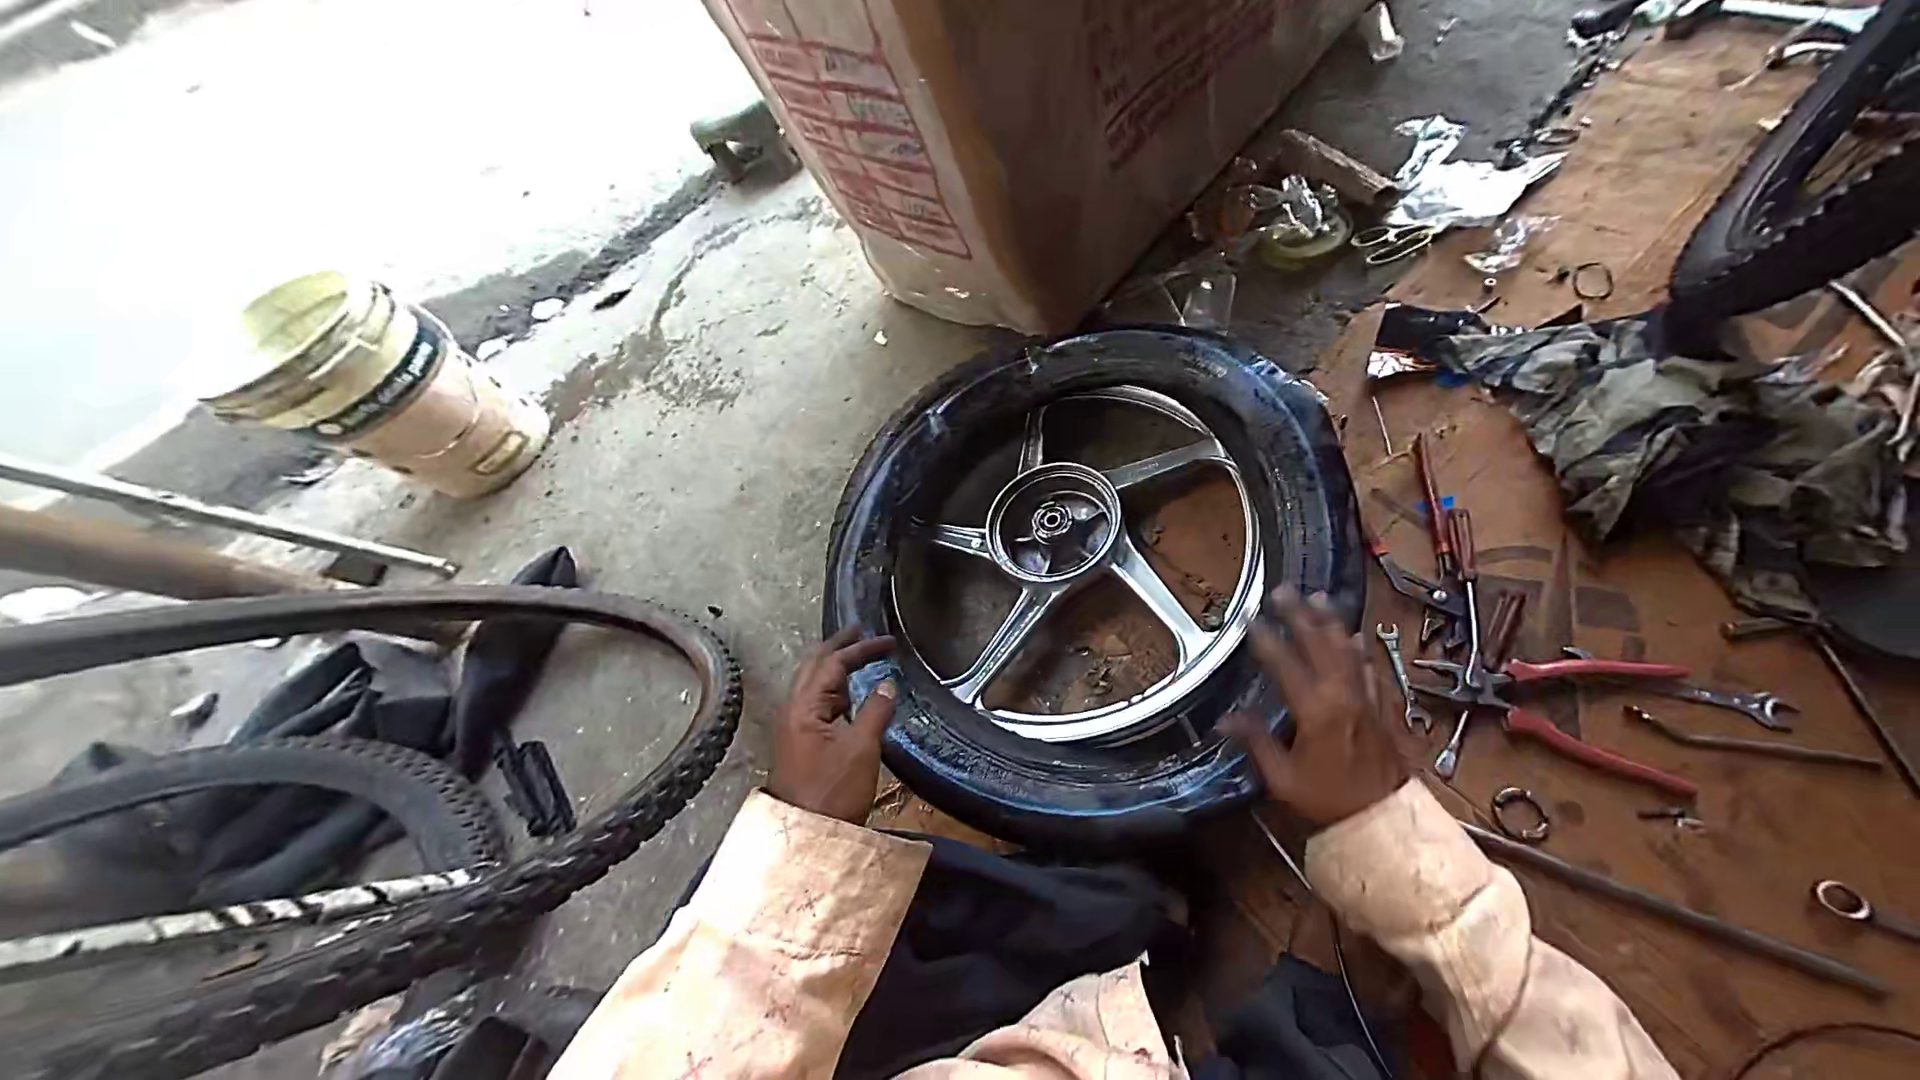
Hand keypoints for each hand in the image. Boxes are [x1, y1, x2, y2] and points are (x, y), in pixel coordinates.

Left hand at [766, 627, 898, 823]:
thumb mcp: (861, 749)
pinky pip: (816, 701)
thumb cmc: (833, 792)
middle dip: (839, 646)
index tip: (888, 642)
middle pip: (814, 665)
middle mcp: (793, 709)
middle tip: (862, 632)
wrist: (804, 835)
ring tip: (858, 657)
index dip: (861, 648)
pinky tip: (848, 695)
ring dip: (835, 666)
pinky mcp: (799, 740)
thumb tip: (889, 684)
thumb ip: (876, 711)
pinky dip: (834, 688)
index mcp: (803, 706)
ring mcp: (793, 725)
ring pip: (813, 682)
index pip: (832, 663)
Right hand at [1225, 590, 1406, 825]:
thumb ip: (1256, 742)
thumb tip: (1224, 719)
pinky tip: (1353, 635)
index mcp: (1315, 711)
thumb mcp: (1282, 777)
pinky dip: (1359, 648)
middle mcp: (1342, 697)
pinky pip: (1369, 668)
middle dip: (1299, 616)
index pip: (1285, 665)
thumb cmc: (1328, 799)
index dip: (1266, 640)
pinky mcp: (1381, 706)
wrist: (1386, 820)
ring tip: (1318, 597)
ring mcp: (1365, 699)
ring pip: (1346, 650)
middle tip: (1283, 591)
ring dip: (1330, 622)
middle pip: (1319, 646)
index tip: (1251, 619)